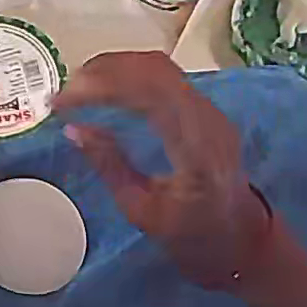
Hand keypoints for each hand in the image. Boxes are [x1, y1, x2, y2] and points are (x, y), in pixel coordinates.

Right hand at [57, 52, 273, 288]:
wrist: (243, 239)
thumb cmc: (194, 236)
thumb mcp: (142, 211)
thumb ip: (110, 166)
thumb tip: (73, 129)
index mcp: (195, 149)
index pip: (149, 96)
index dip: (102, 88)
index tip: (63, 101)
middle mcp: (207, 119)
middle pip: (154, 70)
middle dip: (103, 72)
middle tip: (65, 92)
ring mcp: (209, 109)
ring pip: (158, 66)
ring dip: (114, 69)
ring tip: (78, 87)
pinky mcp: (203, 107)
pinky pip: (162, 76)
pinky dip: (127, 74)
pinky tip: (104, 87)